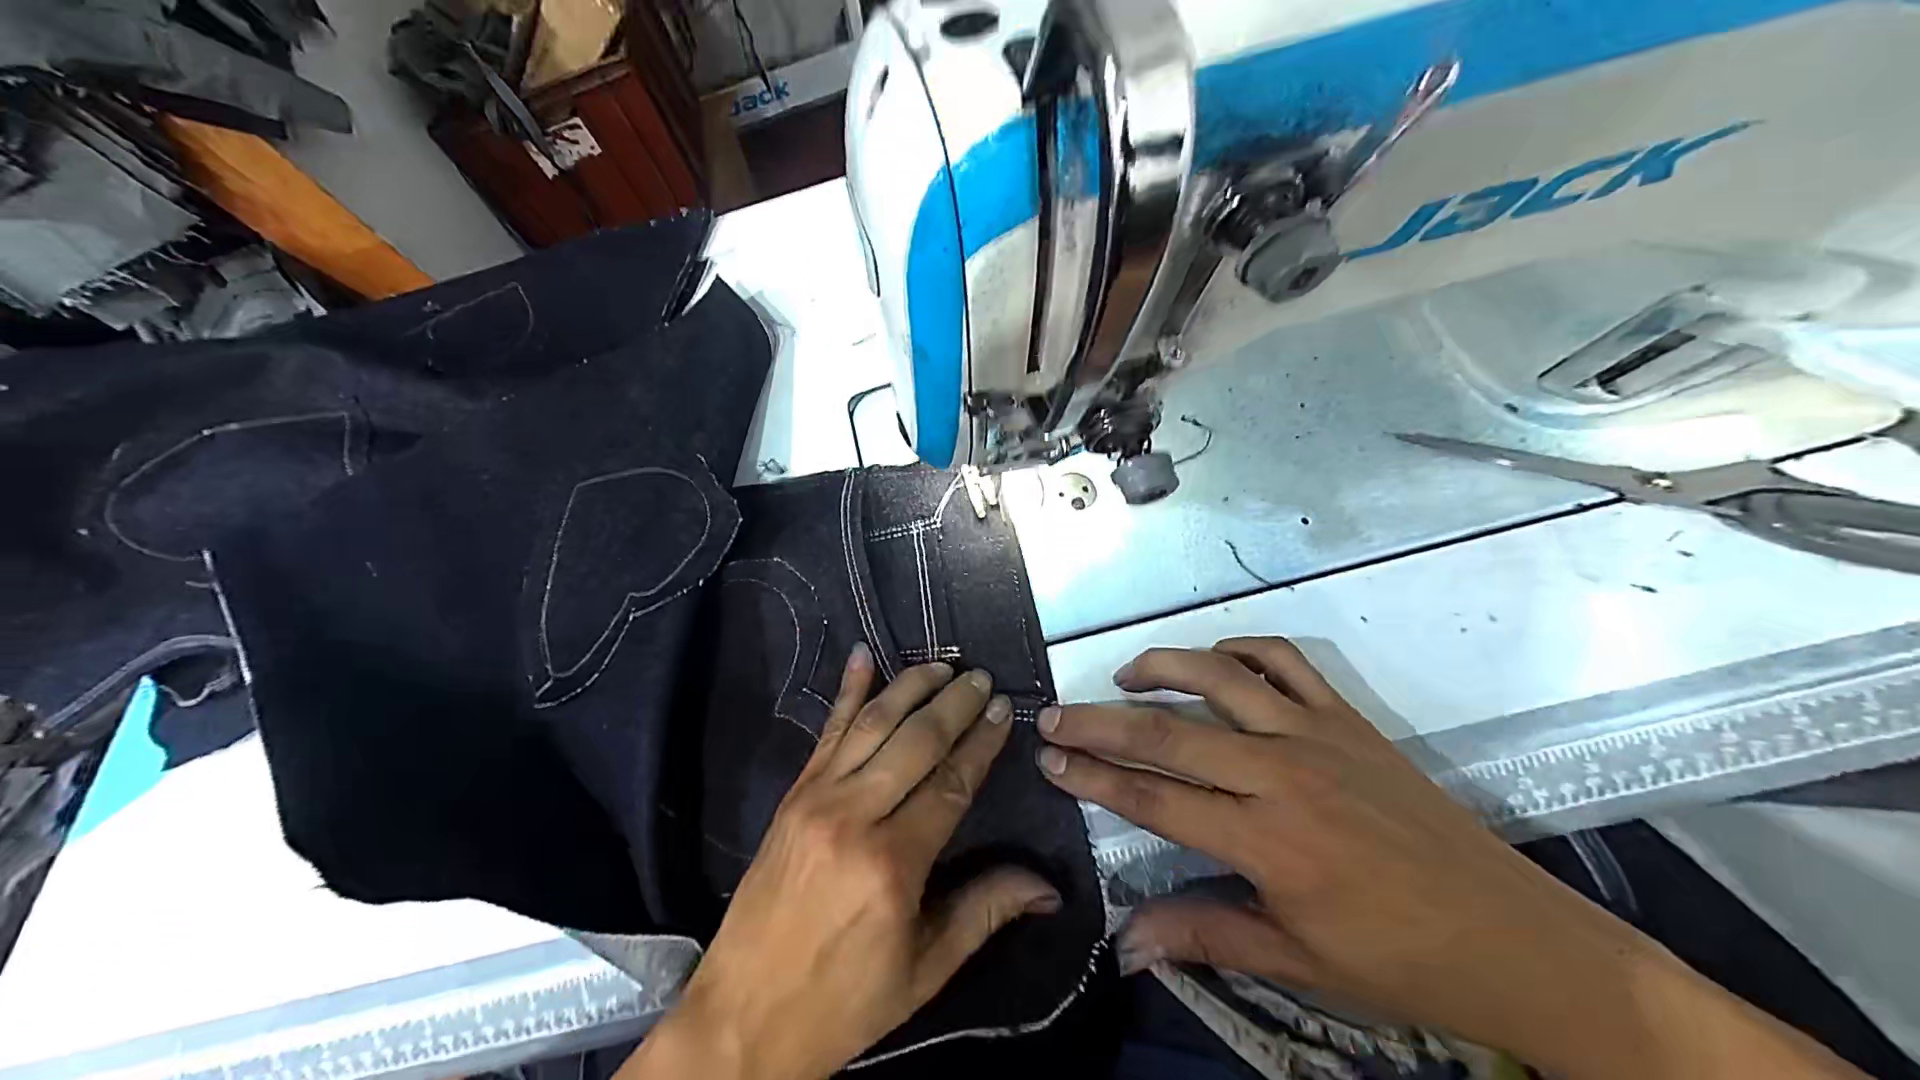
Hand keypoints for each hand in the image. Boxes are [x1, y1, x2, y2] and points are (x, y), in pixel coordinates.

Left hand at [622, 644, 1057, 1079]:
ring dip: (910, 687)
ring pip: (873, 724)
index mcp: (893, 863)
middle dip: (954, 704)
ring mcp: (817, 798)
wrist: (741, 1016)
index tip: (1004, 710)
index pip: (951, 783)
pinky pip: (827, 732)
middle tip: (982, 677)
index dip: (982, 742)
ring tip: (942, 665)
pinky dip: (847, 690)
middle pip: (916, 741)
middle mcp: (854, 816)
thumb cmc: (842, 1000)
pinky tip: (862, 656)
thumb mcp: (923, 969)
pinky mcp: (793, 795)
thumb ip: (985, 911)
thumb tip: (1048, 886)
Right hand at [1035, 637, 1866, 1079]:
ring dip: (1161, 667)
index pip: (1154, 800)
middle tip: (1053, 714)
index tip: (1048, 760)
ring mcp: (1317, 736)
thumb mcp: (1296, 962)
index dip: (1093, 779)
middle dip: (1099, 723)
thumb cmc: (1400, 961)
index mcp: (1268, 843)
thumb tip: (1125, 944)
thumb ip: (1204, 936)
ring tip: (1123, 673)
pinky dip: (1241, 648)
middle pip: (1168, 733)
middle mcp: (1283, 775)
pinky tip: (1214, 659)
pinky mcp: (1349, 720)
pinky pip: (1285, 661)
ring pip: (1219, 678)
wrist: (1519, 939)